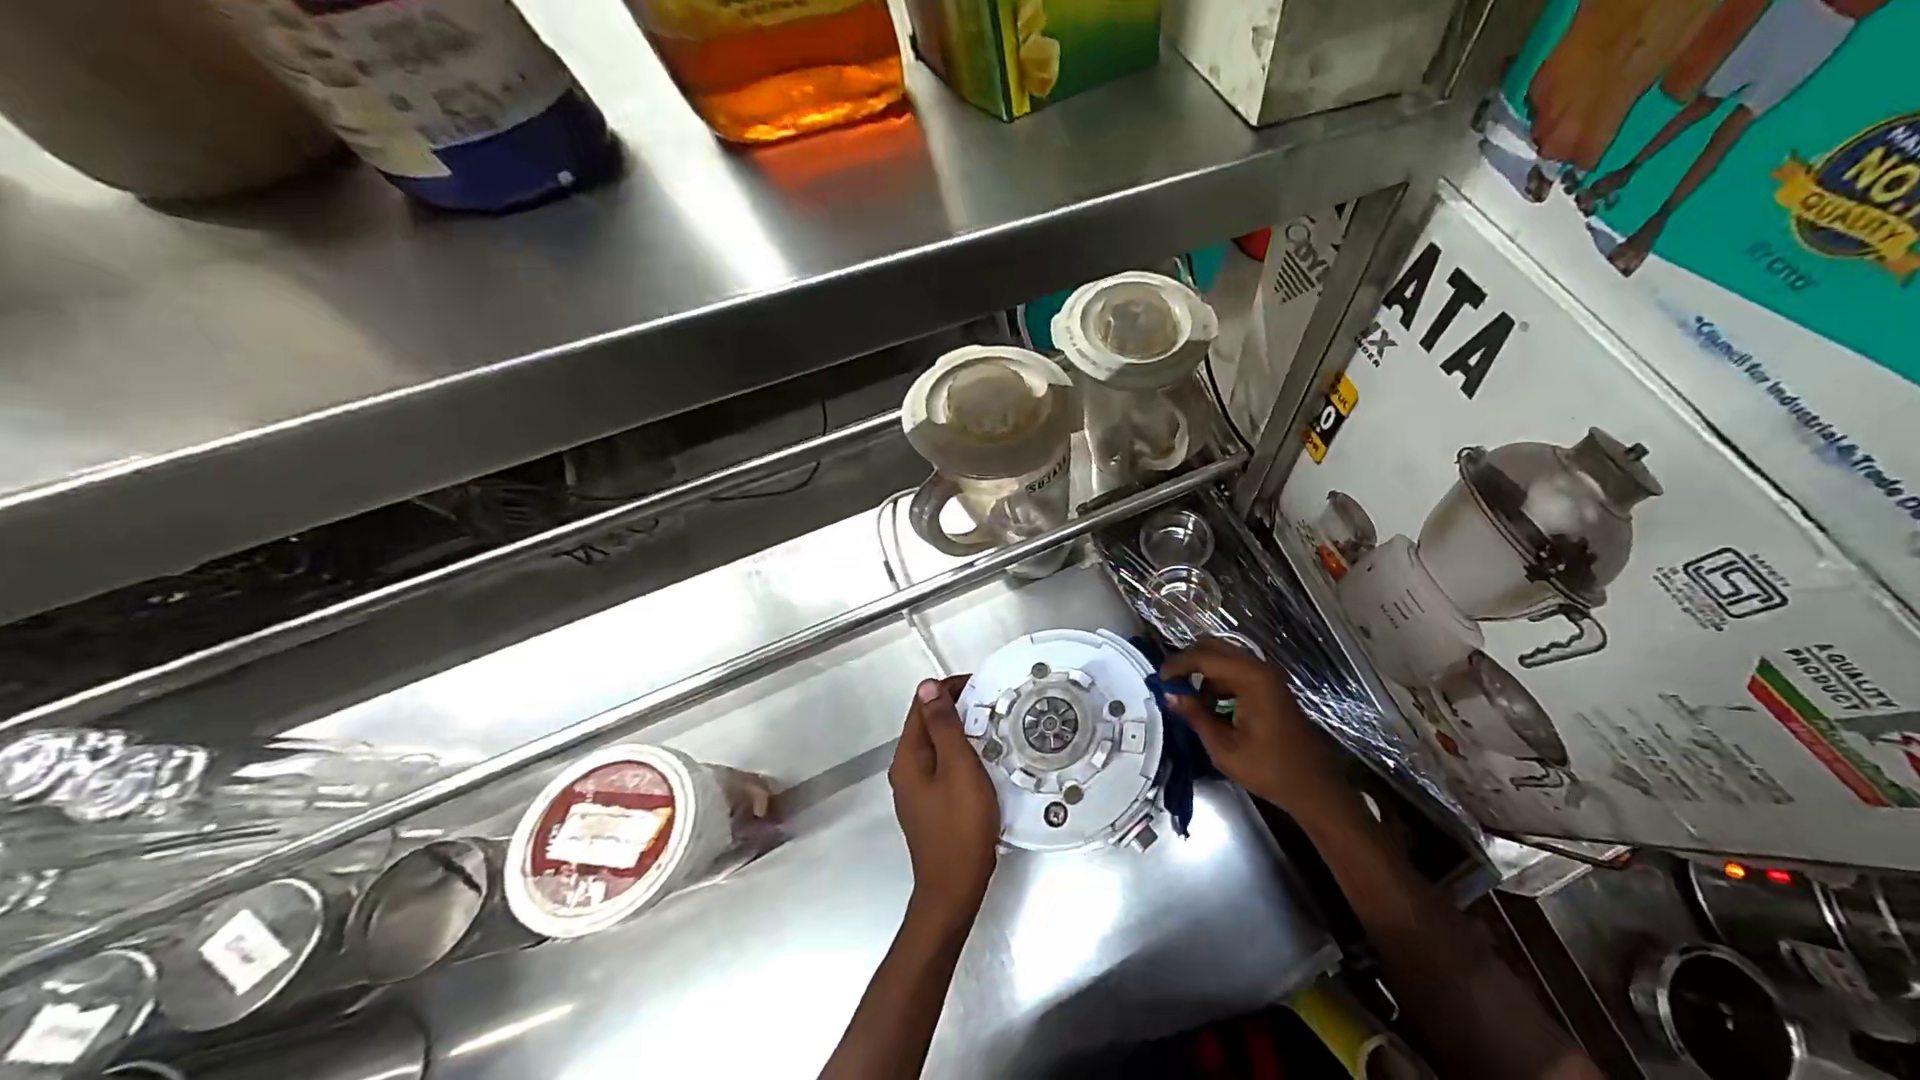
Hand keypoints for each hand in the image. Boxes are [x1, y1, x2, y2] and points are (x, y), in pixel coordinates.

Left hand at [889, 675, 999, 927]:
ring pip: (936, 745)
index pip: (921, 705)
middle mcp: (905, 769)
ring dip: (960, 731)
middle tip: (991, 705)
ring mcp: (916, 789)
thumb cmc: (960, 826)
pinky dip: (960, 754)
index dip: (948, 689)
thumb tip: (927, 687)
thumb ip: (944, 726)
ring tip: (991, 728)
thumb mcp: (958, 769)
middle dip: (956, 707)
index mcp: (908, 756)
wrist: (954, 887)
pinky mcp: (929, 805)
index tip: (981, 685)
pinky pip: (942, 766)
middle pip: (926, 724)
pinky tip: (981, 761)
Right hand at [1160, 638, 1355, 821]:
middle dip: (1188, 664)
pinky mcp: (1269, 688)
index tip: (1159, 681)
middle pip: (1214, 649)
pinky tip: (1211, 708)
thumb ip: (1195, 715)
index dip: (1177, 665)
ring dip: (1203, 675)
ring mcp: (1267, 677)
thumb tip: (1170, 694)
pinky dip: (1218, 683)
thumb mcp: (1222, 746)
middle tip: (1171, 686)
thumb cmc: (1268, 768)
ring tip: (1190, 704)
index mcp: (1250, 679)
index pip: (1203, 657)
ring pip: (1224, 660)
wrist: (1313, 787)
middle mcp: (1259, 669)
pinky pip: (1236, 673)